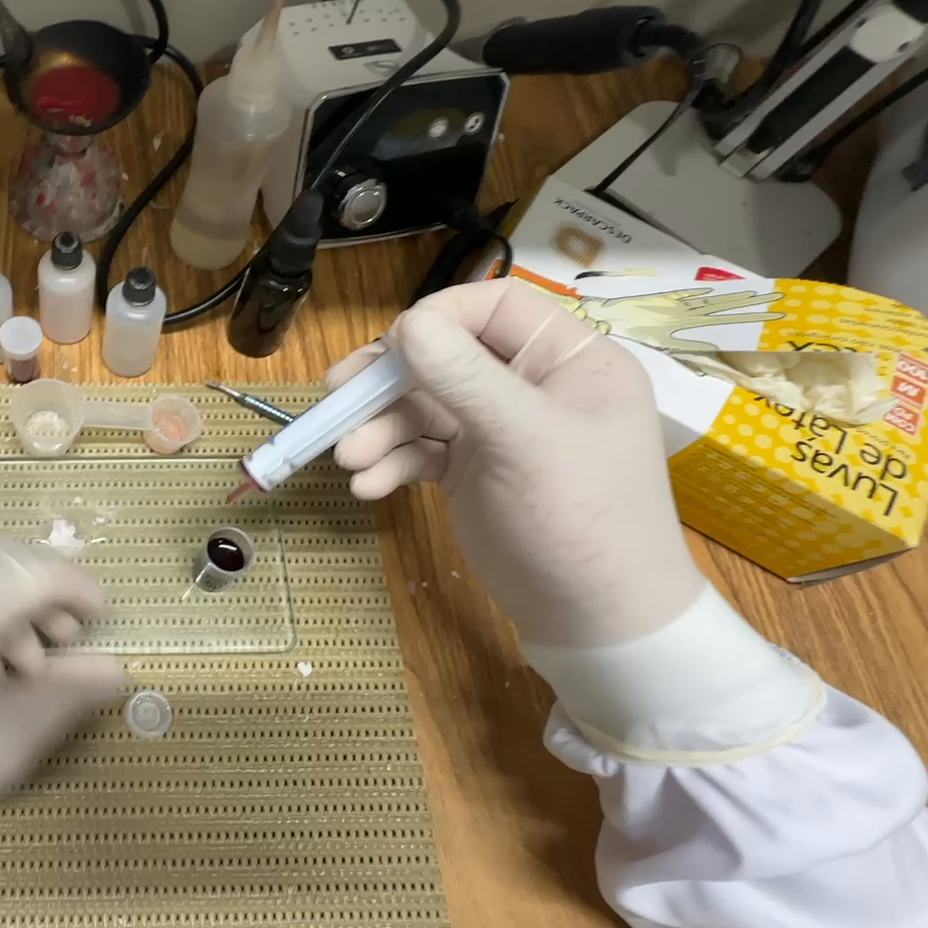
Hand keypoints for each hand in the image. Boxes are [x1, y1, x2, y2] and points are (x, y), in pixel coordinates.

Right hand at [326, 278, 703, 650]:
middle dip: (387, 384)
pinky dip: (389, 464)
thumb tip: (406, 324)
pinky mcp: (465, 471)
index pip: (494, 308)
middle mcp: (526, 387)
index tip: (389, 350)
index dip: (436, 319)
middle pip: (441, 359)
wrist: (591, 619)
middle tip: (336, 395)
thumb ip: (465, 379)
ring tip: (349, 459)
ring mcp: (492, 431)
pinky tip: (368, 486)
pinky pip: (416, 451)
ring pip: (419, 409)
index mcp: (566, 361)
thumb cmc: (580, 517)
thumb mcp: (525, 440)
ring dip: (378, 431)